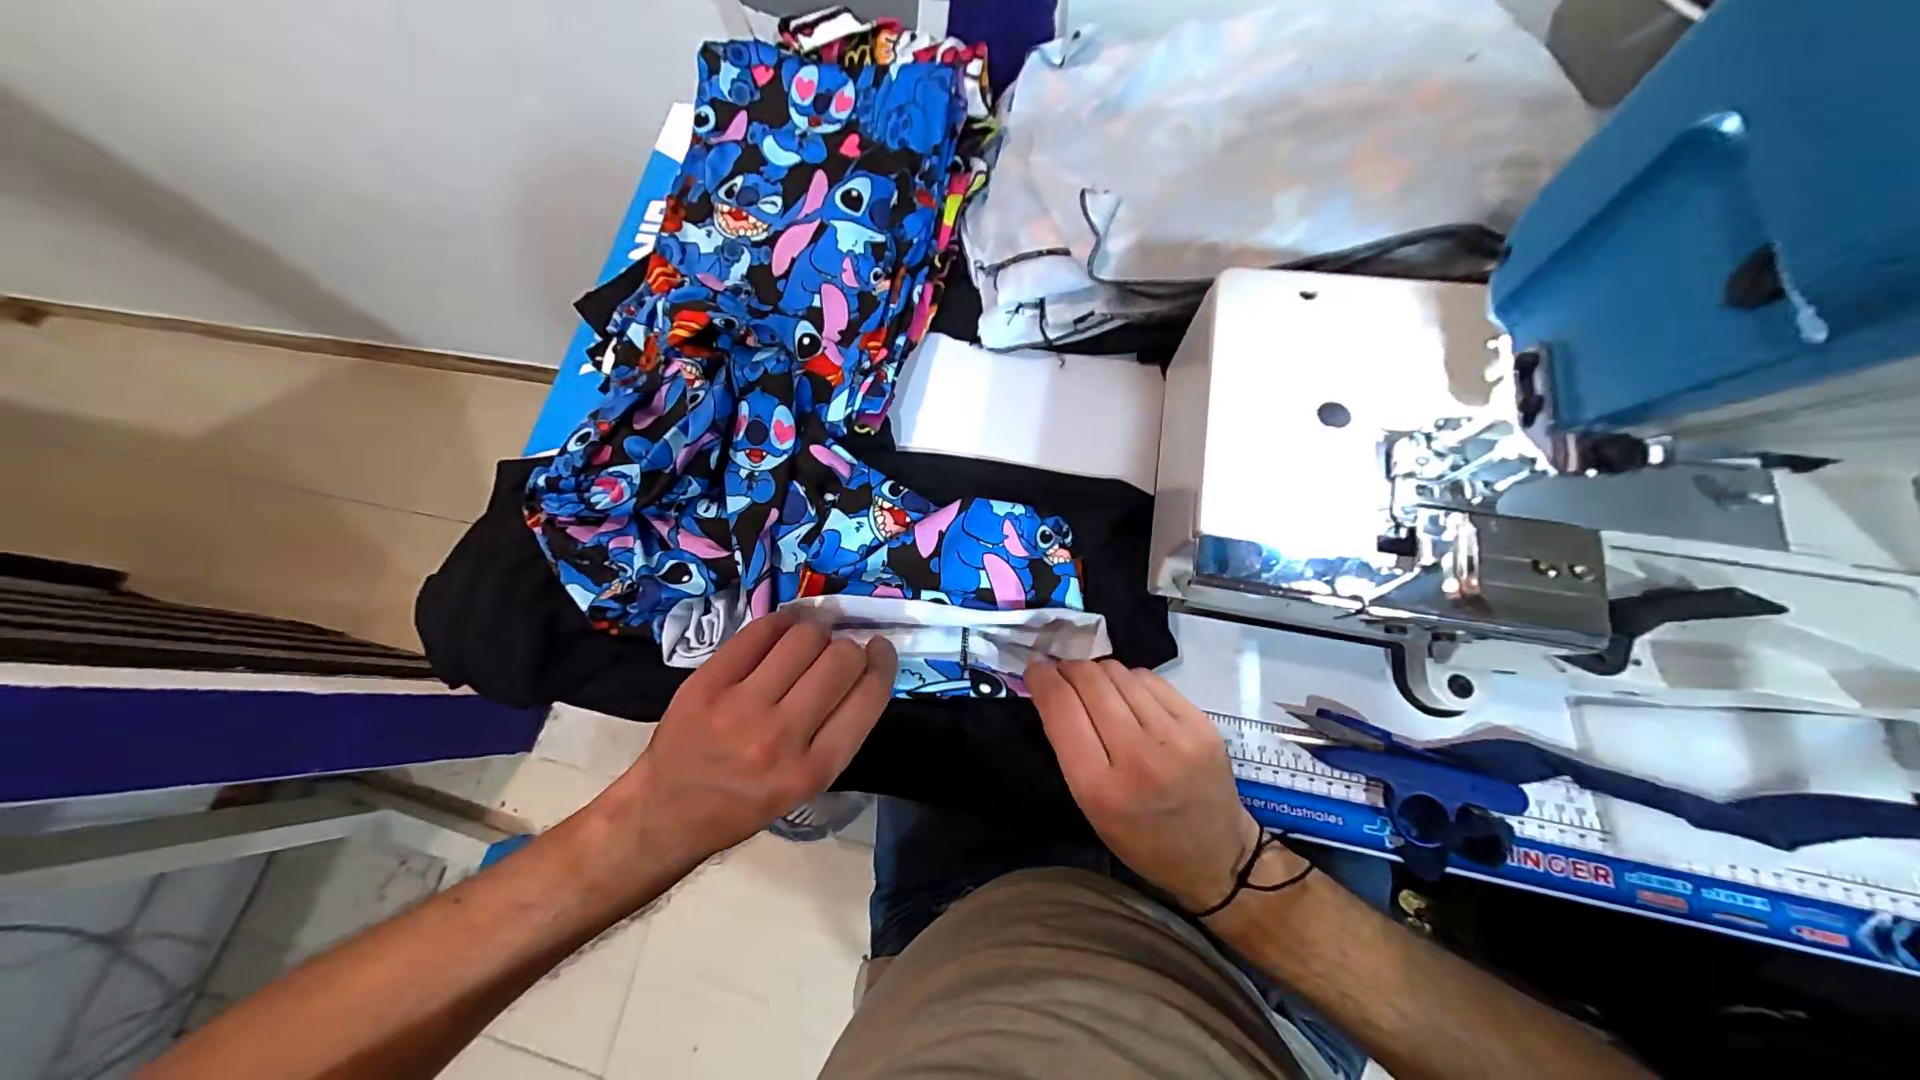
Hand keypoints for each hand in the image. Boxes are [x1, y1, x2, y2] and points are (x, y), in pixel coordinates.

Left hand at [607, 613, 896, 864]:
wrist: (668, 812)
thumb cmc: (746, 802)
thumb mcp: (806, 785)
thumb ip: (839, 730)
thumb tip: (864, 667)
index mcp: (812, 770)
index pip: (868, 696)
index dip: (882, 662)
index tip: (880, 650)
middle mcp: (780, 737)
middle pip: (841, 659)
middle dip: (851, 646)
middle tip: (842, 649)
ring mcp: (740, 707)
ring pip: (804, 637)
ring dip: (818, 630)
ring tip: (812, 638)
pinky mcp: (707, 683)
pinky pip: (760, 632)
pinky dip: (781, 622)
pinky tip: (784, 629)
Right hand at [1028, 659, 1293, 914]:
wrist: (1215, 856)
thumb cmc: (1140, 838)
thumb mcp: (1089, 805)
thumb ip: (1069, 747)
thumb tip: (1052, 689)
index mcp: (1100, 787)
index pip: (1061, 708)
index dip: (1042, 678)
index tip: (1035, 670)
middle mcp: (1138, 756)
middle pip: (1090, 680)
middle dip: (1068, 669)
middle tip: (1063, 674)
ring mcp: (1175, 736)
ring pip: (1119, 672)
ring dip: (1099, 673)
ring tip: (1096, 687)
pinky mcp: (1201, 723)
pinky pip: (1149, 679)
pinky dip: (1130, 680)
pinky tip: (1129, 695)